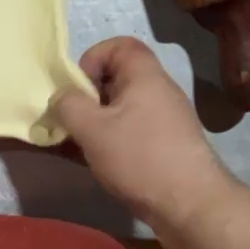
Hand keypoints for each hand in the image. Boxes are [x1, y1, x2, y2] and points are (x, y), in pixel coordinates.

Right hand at [50, 38, 237, 225]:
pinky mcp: (163, 145)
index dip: (92, 58)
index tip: (76, 87)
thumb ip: (68, 106)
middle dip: (87, 96)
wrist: (189, 203)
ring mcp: (163, 120)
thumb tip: (60, 96)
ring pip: (120, 108)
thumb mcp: (92, 129)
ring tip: (76, 144)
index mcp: (144, 76)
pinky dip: (108, 139)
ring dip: (94, 122)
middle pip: (116, 78)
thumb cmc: (139, 157)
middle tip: (69, 119)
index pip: (119, 45)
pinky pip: (129, 130)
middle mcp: (157, 91)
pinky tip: (93, 161)